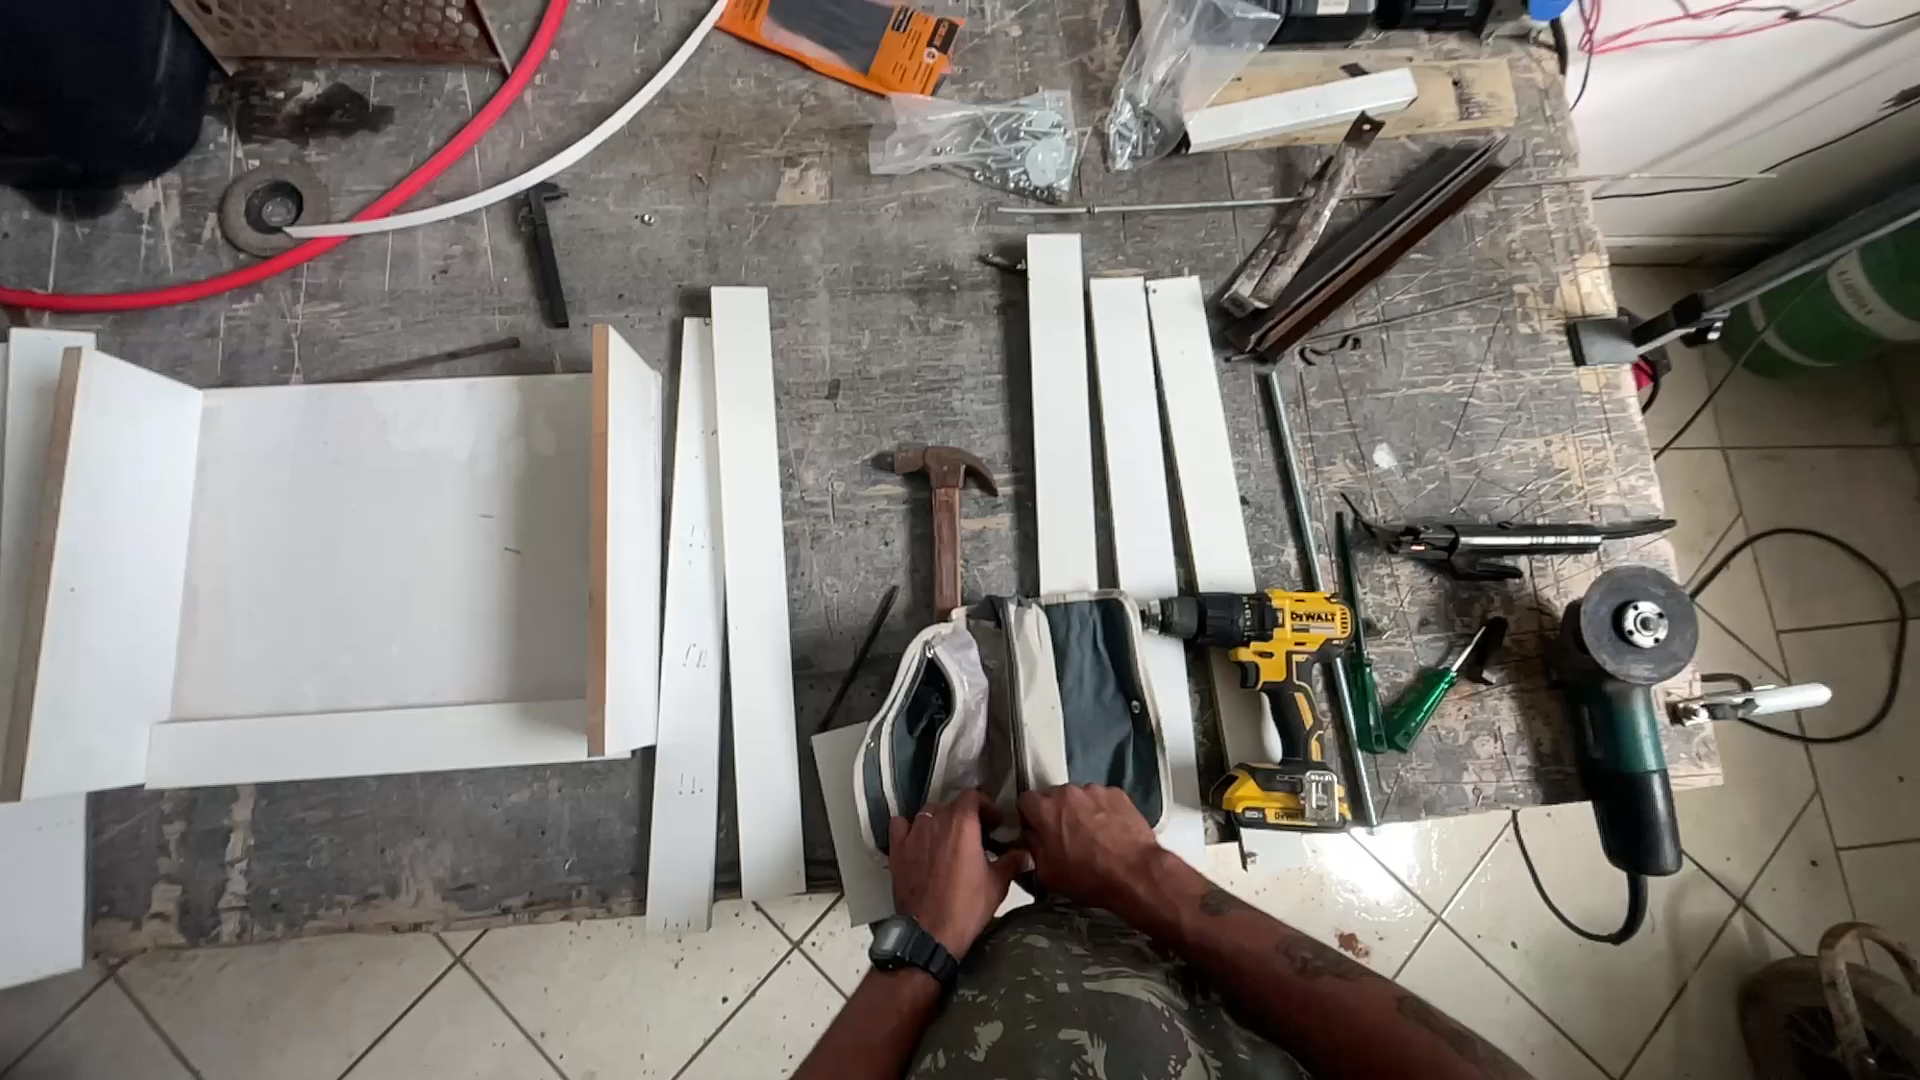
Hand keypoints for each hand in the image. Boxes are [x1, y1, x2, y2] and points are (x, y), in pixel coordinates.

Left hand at [889, 789, 1032, 958]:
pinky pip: (901, 825)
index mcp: (962, 823)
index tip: (994, 824)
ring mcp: (913, 833)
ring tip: (948, 841)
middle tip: (976, 838)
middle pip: (952, 805)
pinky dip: (909, 828)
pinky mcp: (897, 849)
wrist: (929, 934)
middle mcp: (936, 820)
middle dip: (966, 817)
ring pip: (928, 813)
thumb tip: (1027, 854)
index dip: (986, 806)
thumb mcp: (997, 885)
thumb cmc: (966, 907)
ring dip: (940, 822)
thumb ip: (1012, 862)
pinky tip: (917, 841)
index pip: (973, 795)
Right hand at [1016, 784, 1164, 915]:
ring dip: (1080, 811)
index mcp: (1045, 810)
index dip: (1030, 817)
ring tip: (1092, 837)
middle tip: (1066, 837)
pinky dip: (1102, 811)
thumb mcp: (1047, 874)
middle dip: (1056, 813)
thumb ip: (1032, 848)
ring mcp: (1094, 791)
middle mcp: (1067, 793)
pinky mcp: (1116, 794)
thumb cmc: (1090, 877)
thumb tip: (1031, 838)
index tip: (1037, 830)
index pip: (1025, 801)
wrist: (1134, 874)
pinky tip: (1109, 832)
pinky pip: (1102, 799)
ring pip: (1079, 797)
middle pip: (1053, 797)